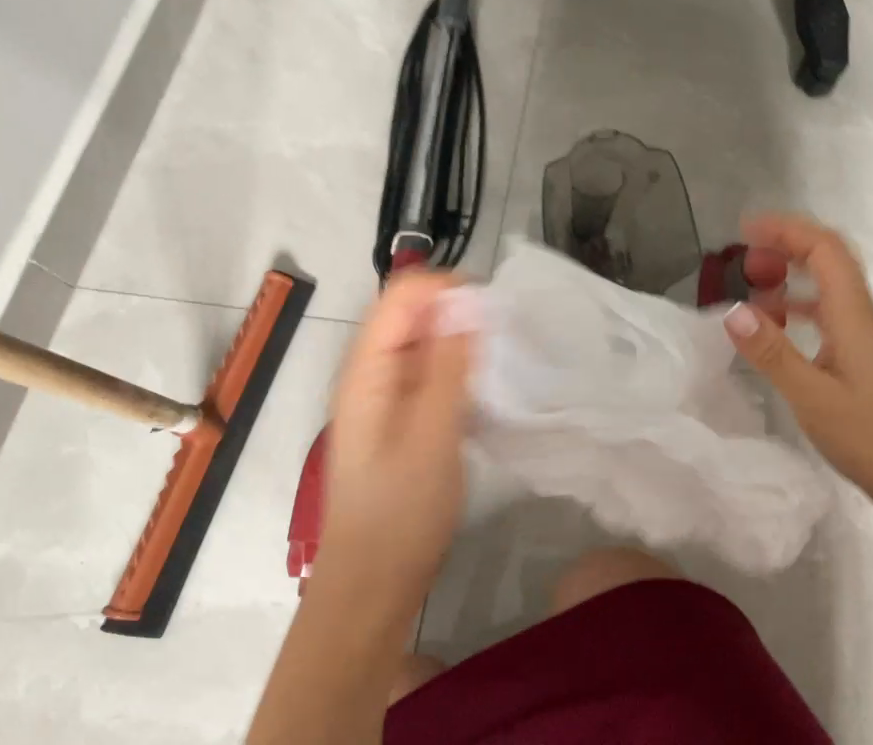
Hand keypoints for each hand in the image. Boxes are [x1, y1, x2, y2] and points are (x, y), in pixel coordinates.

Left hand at [319, 272, 472, 604]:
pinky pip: (430, 375)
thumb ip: (449, 365)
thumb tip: (467, 301)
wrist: (373, 583)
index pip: (403, 294)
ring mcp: (384, 398)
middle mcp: (370, 374)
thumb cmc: (402, 513)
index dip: (448, 288)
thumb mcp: (433, 434)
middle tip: (505, 342)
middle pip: (413, 314)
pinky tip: (483, 394)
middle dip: (459, 314)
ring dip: (462, 343)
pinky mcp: (401, 421)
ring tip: (501, 365)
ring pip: (424, 344)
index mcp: (367, 370)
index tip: (496, 313)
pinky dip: (458, 371)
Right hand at [722, 214, 872, 506]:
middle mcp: (860, 312)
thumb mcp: (809, 396)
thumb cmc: (864, 436)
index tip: (745, 231)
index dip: (785, 230)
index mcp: (852, 313)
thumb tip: (732, 311)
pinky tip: (775, 324)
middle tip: (745, 260)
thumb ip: (771, 352)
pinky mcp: (857, 350)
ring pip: (827, 281)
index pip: (823, 249)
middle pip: (828, 256)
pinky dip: (798, 303)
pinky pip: (826, 308)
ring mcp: (861, 331)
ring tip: (753, 289)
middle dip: (785, 245)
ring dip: (791, 273)